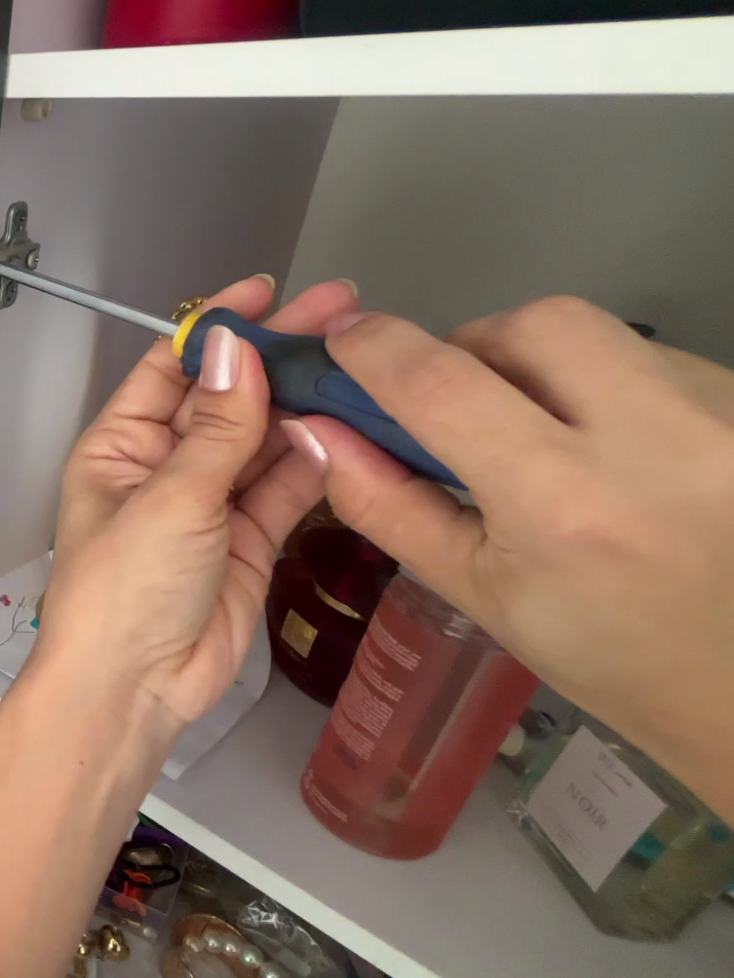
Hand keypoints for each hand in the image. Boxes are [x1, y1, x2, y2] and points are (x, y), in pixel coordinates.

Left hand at [30, 276, 355, 722]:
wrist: (135, 685)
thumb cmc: (123, 589)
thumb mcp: (169, 501)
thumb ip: (215, 431)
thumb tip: (236, 351)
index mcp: (118, 448)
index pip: (168, 371)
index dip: (215, 330)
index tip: (266, 291)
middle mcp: (160, 467)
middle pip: (223, 399)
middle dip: (274, 358)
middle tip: (342, 311)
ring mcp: (206, 503)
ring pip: (260, 439)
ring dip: (303, 404)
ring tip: (362, 361)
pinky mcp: (247, 539)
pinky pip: (285, 487)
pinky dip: (316, 460)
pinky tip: (354, 426)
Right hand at [289, 296, 733, 809]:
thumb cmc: (600, 652)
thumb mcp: (468, 587)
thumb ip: (382, 502)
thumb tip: (313, 430)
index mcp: (562, 504)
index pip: (442, 385)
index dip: (377, 347)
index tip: (343, 339)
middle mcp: (664, 445)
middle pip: (539, 325)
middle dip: (471, 344)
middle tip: (452, 398)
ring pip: (606, 337)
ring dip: (540, 365)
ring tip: (538, 431)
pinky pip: (662, 361)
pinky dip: (605, 383)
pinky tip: (609, 444)